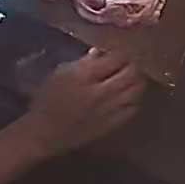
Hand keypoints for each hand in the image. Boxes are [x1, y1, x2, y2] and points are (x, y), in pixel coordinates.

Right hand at [18, 49, 144, 155]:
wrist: (46, 132)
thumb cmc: (49, 99)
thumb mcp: (61, 74)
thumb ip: (84, 62)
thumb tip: (101, 51)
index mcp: (85, 76)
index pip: (117, 57)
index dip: (120, 53)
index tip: (117, 54)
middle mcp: (101, 92)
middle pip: (132, 72)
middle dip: (132, 65)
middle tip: (127, 65)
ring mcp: (110, 109)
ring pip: (138, 89)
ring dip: (137, 81)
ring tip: (129, 79)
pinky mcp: (114, 124)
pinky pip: (134, 107)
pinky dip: (134, 98)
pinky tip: (127, 96)